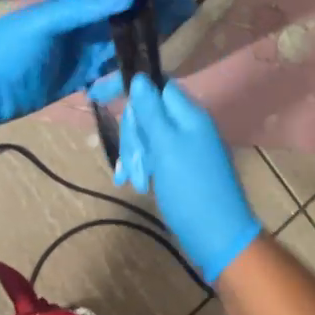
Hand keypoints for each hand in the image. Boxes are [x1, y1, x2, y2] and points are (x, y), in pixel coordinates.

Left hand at [0, 0, 193, 129]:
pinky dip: (124, 73)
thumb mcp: (47, 23)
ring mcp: (81, 53)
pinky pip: (110, 71)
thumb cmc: (8, 50)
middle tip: (192, 8)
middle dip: (159, 13)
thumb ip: (88, 6)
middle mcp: (83, 26)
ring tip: (175, 40)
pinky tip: (142, 74)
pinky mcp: (78, 78)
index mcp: (75, 7)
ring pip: (123, 43)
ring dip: (147, 41)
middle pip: (129, 16)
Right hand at [101, 76, 260, 284]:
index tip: (96, 95)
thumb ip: (151, 111)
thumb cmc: (190, 188)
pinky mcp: (180, 166)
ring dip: (136, 154)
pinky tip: (137, 183)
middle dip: (133, 133)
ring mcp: (185, 146)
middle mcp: (188, 124)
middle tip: (132, 159)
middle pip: (148, 111)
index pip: (155, 84)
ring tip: (137, 180)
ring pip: (148, 135)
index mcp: (188, 113)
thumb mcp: (165, 146)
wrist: (218, 236)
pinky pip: (155, 154)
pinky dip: (143, 166)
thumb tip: (138, 78)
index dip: (129, 86)